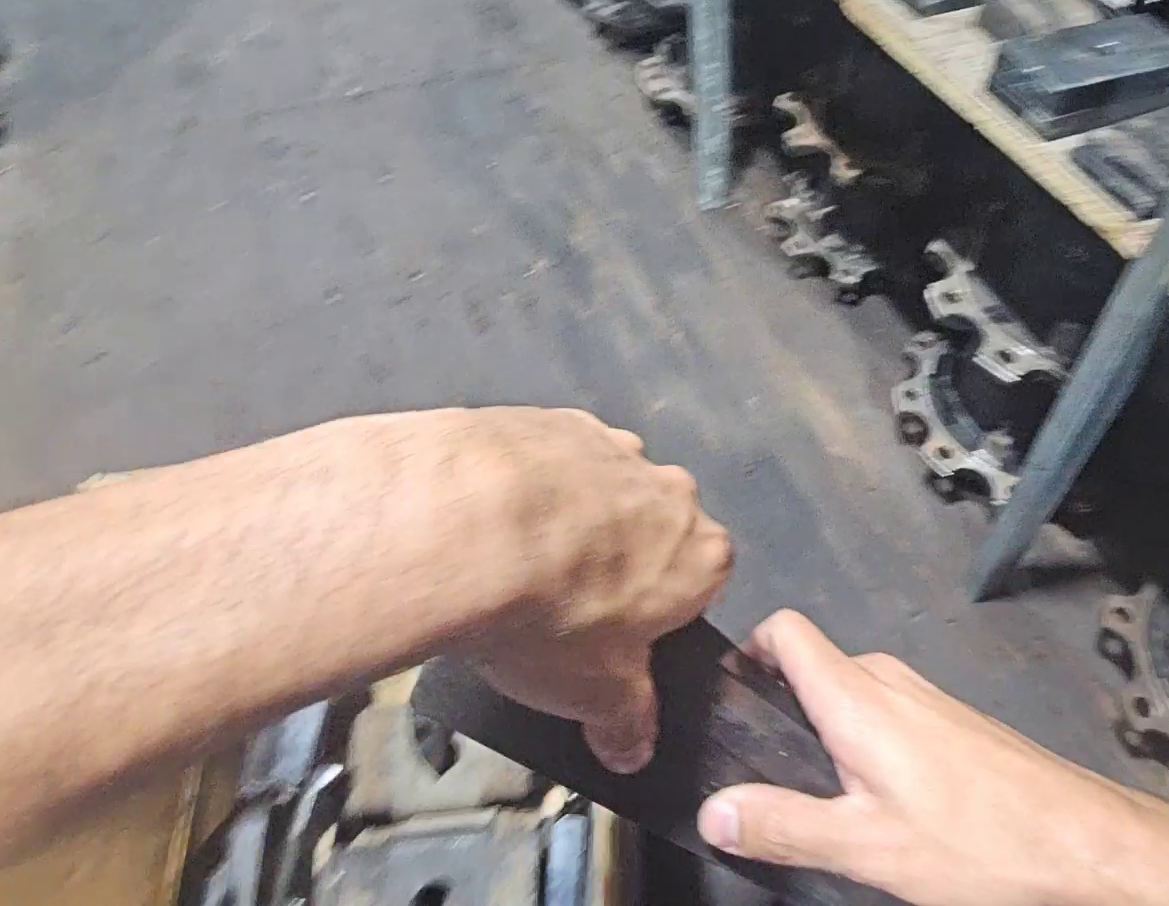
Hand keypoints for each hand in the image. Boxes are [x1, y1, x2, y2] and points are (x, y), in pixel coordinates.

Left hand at [424, 408, 732, 774]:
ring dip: (575, 518)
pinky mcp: (555, 418)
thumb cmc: (552, 615)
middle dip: (619, 560)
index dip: (659, 611)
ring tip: (511, 557)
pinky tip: (487, 516)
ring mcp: (613, 444)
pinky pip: (553, 457)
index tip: (614, 632)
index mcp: (701, 553)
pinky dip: (530, 481)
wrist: (467, 523)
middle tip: (558, 599)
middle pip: (654, 530)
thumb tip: (633, 749)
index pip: (701, 584)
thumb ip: (627, 721)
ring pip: (604, 488)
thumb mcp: (593, 695)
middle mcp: (670, 489)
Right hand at [693, 610, 1143, 905]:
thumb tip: (711, 809)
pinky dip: (865, 739)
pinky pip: (885, 709)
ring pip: (850, 692)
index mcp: (855, 693)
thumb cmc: (972, 837)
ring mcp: (922, 693)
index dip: (750, 651)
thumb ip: (785, 824)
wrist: (1081, 839)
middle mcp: (886, 677)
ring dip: (826, 730)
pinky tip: (884, 798)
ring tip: (825, 797)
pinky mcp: (948, 716)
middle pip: (813, 665)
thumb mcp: (866, 846)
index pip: (786, 630)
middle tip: (769, 772)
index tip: (732, 699)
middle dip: (784, 708)